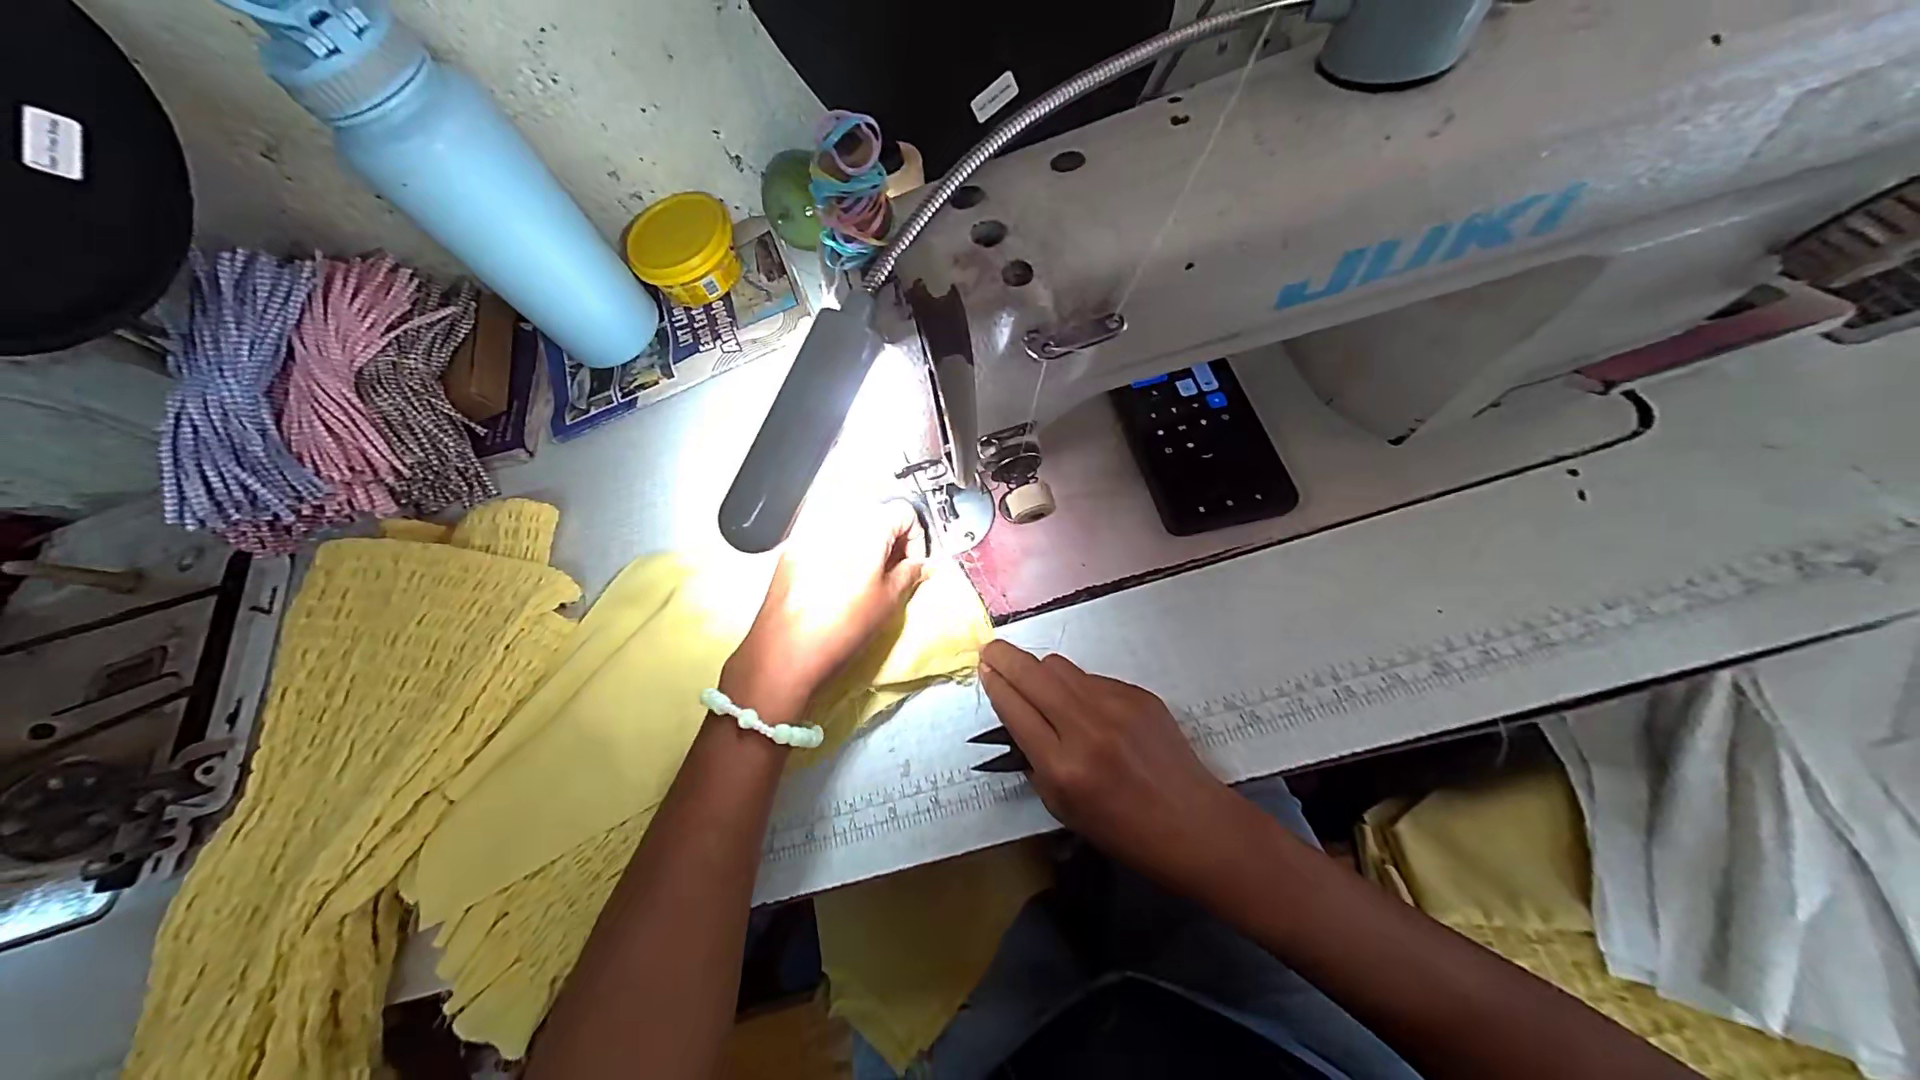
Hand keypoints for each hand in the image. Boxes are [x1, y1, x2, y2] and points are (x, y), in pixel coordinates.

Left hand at [721, 501, 926, 726]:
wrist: (785, 651)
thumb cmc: (842, 627)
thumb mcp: (889, 601)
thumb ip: (910, 573)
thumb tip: (920, 565)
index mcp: (868, 526)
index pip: (906, 512)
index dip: (918, 539)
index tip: (913, 565)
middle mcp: (837, 519)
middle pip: (876, 514)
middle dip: (891, 541)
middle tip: (893, 573)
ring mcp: (810, 532)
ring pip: (850, 527)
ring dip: (865, 547)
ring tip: (865, 581)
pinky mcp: (791, 550)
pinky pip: (826, 540)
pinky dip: (840, 554)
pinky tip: (837, 584)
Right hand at [979, 641, 1247, 882]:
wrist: (1191, 822)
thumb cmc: (1122, 828)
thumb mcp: (1062, 806)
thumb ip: (1033, 759)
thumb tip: (1016, 713)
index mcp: (1063, 767)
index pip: (1015, 709)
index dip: (994, 684)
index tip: (983, 669)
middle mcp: (1087, 729)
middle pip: (1032, 675)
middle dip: (1004, 657)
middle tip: (990, 649)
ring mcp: (1116, 706)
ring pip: (1061, 667)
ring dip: (1039, 669)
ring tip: (1034, 680)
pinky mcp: (1138, 694)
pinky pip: (1091, 678)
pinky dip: (1076, 685)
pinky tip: (1083, 705)